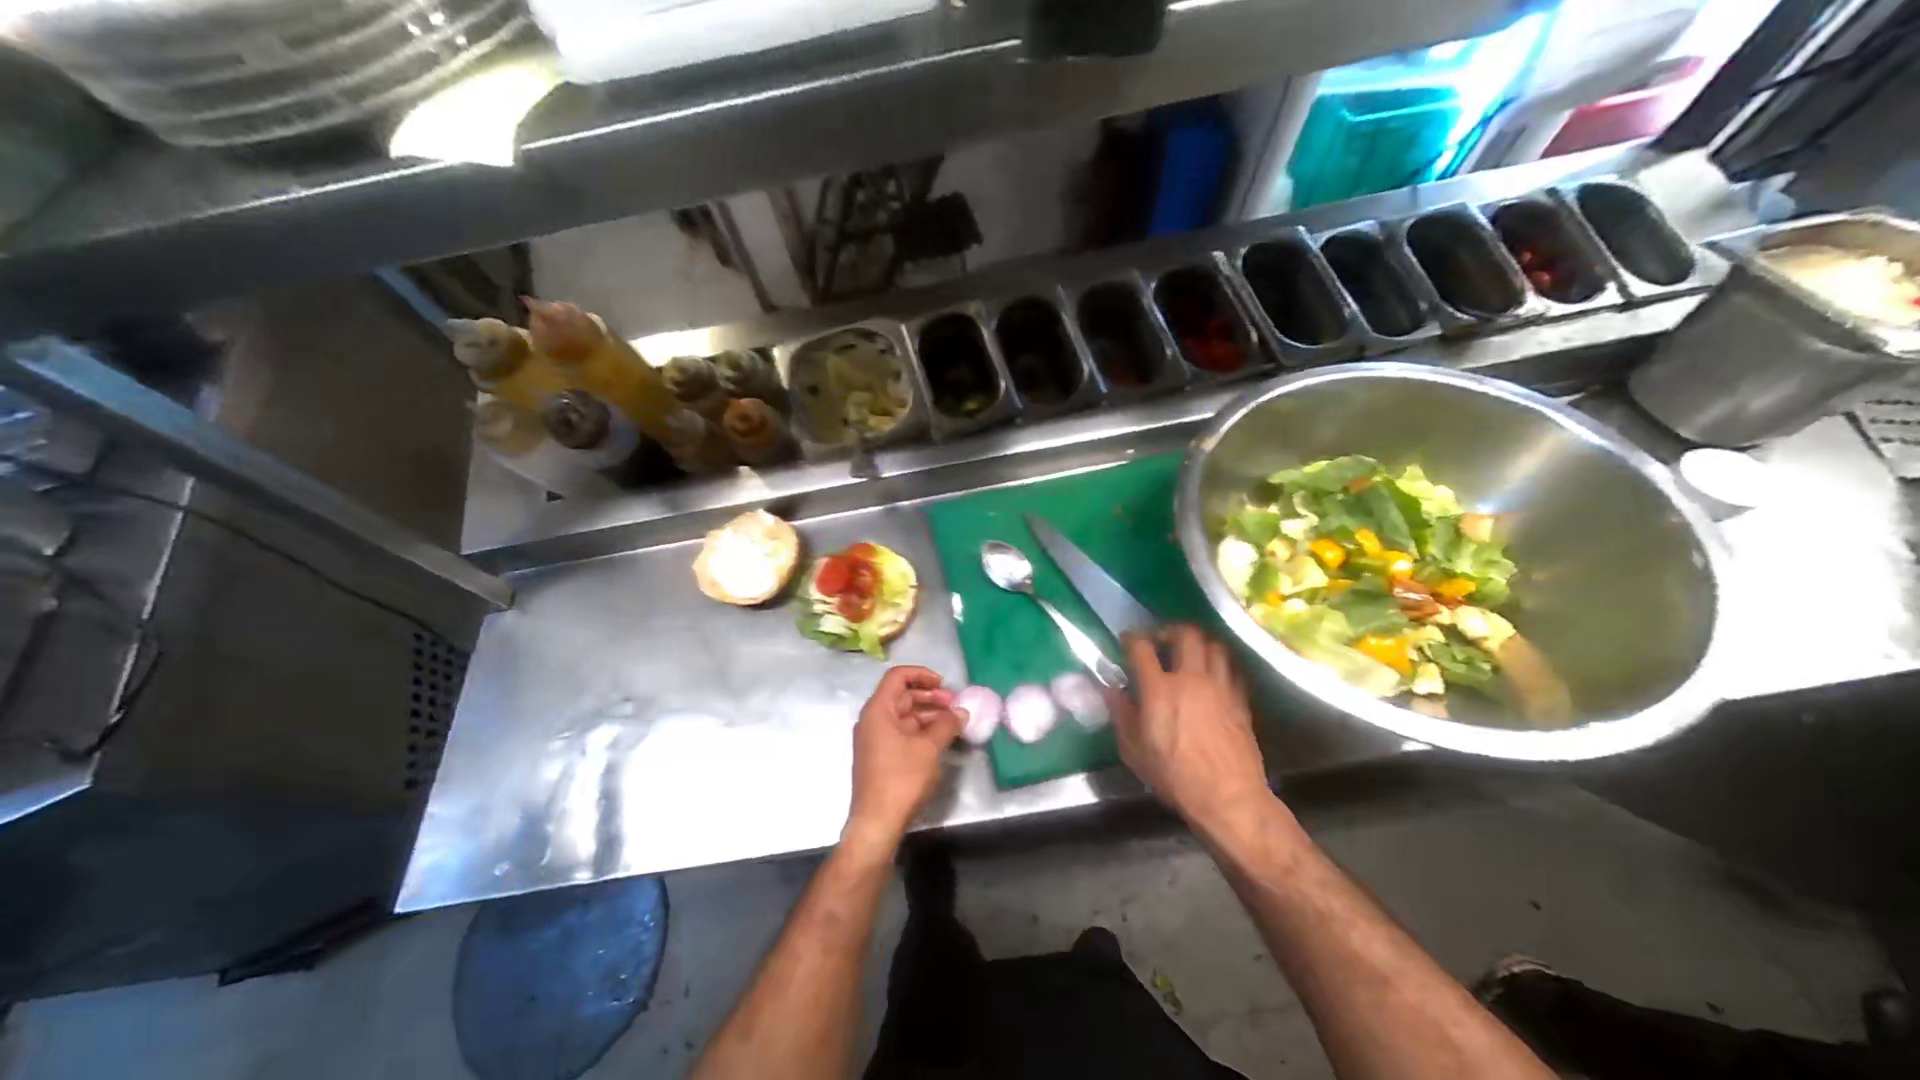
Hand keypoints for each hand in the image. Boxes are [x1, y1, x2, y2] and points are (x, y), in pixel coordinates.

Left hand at [845, 666, 963, 851]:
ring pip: (904, 716)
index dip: (922, 675)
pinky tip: (941, 740)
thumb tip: (961, 712)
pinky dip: (921, 731)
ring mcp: (875, 740)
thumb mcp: (929, 748)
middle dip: (930, 697)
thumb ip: (946, 725)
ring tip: (954, 723)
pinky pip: (902, 733)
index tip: (945, 685)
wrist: (877, 823)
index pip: (898, 677)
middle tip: (955, 705)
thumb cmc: (901, 779)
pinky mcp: (880, 757)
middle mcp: (872, 720)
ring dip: (928, 715)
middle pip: (902, 696)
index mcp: (878, 710)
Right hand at [1108, 625, 1271, 830]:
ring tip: (1189, 653)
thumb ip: (1121, 715)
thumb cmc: (1175, 777)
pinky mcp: (1240, 700)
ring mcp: (1220, 687)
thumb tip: (1111, 689)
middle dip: (1170, 630)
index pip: (1142, 648)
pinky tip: (1213, 674)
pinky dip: (1219, 663)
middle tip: (1160, 641)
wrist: (1228, 797)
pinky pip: (1231, 668)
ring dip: (1198, 643)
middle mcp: (1191, 679)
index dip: (1131, 638)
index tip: (1127, 641)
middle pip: (1185, 634)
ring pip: (1213, 645)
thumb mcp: (1134, 751)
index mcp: (1159, 690)